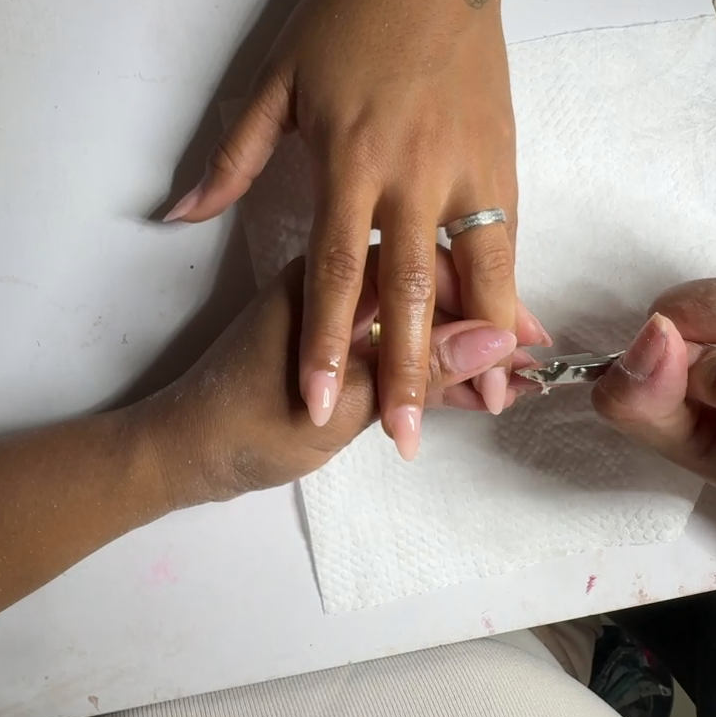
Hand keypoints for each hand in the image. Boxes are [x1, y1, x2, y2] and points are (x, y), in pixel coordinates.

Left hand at [142, 247, 539, 506]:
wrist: (182, 449)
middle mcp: (335, 281)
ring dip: (462, 350)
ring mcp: (336, 314)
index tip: (524, 341)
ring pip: (414, 321)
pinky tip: (475, 388)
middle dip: (481, 326)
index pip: (420, 267)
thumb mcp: (338, 401)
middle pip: (425, 291)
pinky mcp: (335, 348)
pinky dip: (430, 370)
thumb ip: (414, 366)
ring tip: (519, 376)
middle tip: (532, 359)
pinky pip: (393, 348)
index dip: (480, 304)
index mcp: (327, 273)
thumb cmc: (247, 421)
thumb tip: (492, 341)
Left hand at [165, 0, 545, 460]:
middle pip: (412, 294)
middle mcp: (415, 177)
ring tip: (488, 402)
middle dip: (413, 374)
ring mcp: (469, 169)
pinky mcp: (505, 159)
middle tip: (411, 439)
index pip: (336, 278)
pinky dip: (507, 288)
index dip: (328, 350)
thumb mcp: (276, 82)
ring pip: (481, 273)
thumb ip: (232, 161)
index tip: (320, 409)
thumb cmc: (348, 17)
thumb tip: (180, 214)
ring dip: (482, 342)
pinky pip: (506, 240)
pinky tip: (510, 328)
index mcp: (352, 164)